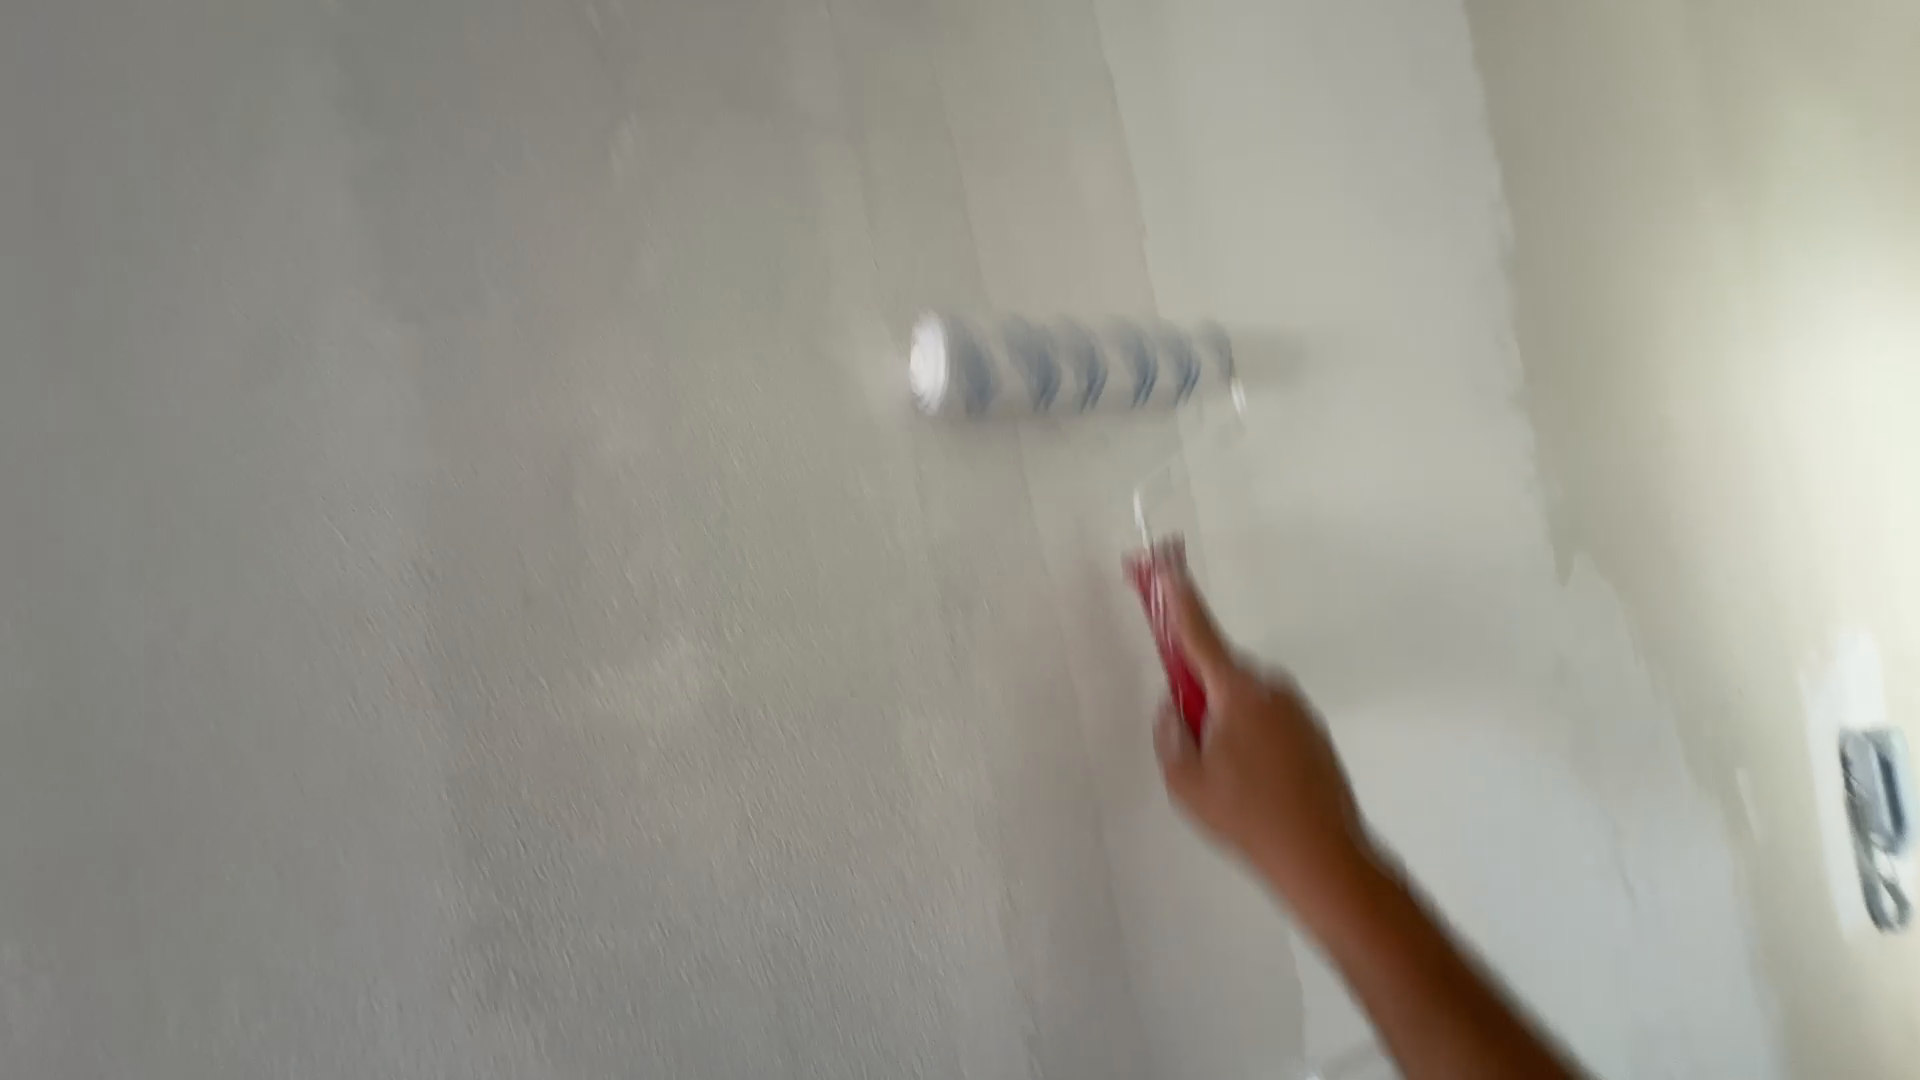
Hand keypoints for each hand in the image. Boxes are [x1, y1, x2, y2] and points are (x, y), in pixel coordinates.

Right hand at [1138, 544, 1371, 898]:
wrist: (1325, 859)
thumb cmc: (1246, 816)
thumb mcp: (1183, 777)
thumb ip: (1169, 730)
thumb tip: (1175, 706)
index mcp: (1236, 690)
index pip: (1196, 630)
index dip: (1172, 593)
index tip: (1159, 558)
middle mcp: (1269, 687)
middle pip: (1216, 671)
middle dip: (1195, 692)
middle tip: (1189, 740)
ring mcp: (1295, 709)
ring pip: (1240, 699)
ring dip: (1222, 720)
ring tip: (1225, 777)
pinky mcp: (1311, 733)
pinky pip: (1264, 718)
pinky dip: (1247, 737)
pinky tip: (1250, 782)